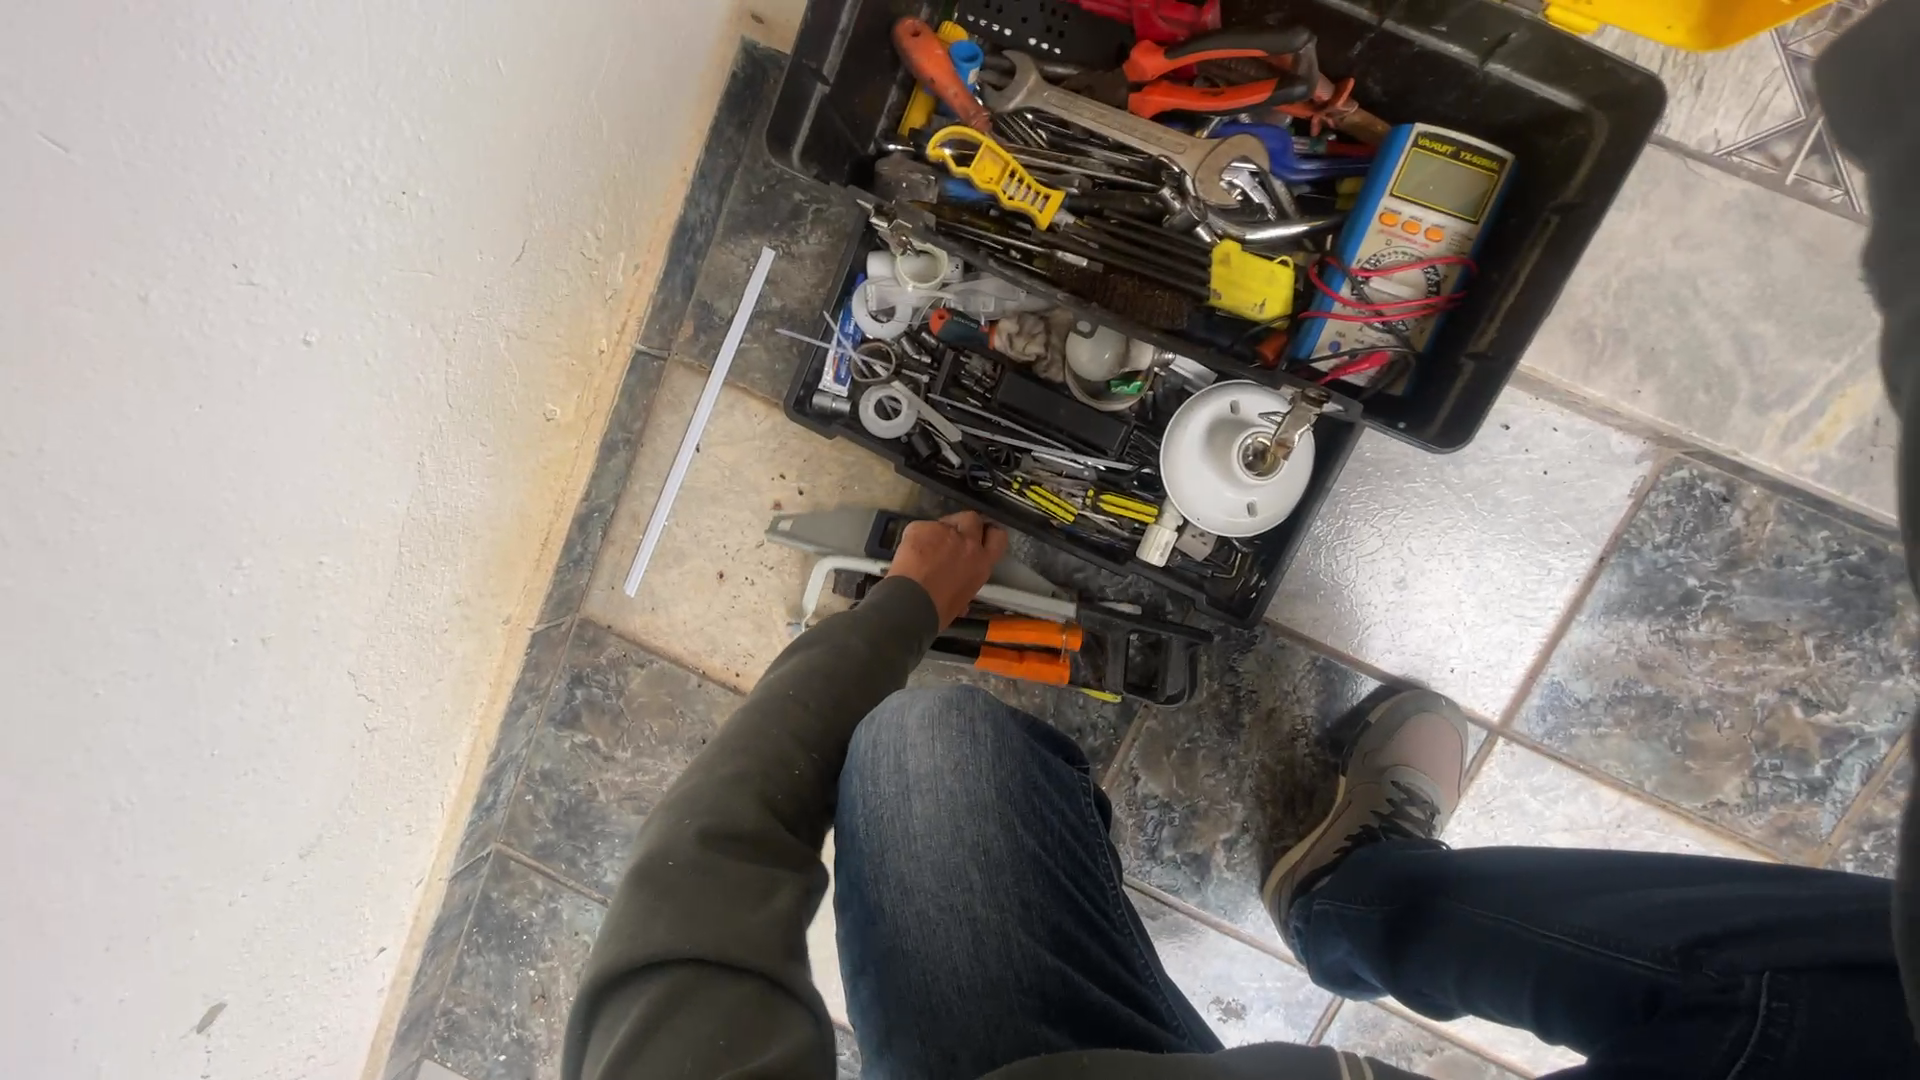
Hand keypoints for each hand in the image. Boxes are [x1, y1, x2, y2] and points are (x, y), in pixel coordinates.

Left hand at [885, 511, 1009, 628]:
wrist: (910, 602)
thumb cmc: (938, 610)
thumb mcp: (962, 600)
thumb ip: (965, 587)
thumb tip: (962, 604)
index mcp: (981, 563)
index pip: (998, 537)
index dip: (989, 534)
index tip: (981, 536)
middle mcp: (967, 542)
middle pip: (972, 519)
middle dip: (964, 524)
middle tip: (953, 536)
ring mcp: (944, 531)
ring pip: (945, 521)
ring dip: (938, 531)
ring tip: (926, 546)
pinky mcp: (922, 527)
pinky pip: (921, 527)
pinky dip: (917, 537)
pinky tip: (909, 551)